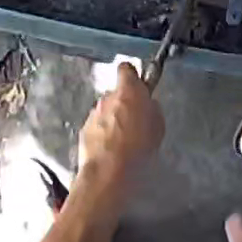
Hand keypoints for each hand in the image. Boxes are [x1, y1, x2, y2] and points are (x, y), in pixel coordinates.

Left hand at [76, 62, 163, 194]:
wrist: (108, 173)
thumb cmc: (139, 148)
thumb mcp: (158, 127)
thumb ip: (151, 109)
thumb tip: (147, 104)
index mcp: (128, 91)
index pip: (126, 69)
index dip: (132, 77)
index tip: (138, 88)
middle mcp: (107, 97)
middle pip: (116, 93)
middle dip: (123, 104)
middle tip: (134, 123)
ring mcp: (93, 113)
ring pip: (105, 111)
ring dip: (112, 120)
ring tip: (122, 142)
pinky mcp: (83, 130)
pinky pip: (97, 127)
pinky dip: (102, 134)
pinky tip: (109, 152)